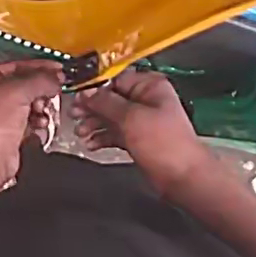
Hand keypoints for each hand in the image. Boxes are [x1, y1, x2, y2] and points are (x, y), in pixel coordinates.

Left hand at [0, 60, 63, 190]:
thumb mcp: (18, 92)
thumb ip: (40, 80)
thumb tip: (55, 78)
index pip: (17, 65)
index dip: (39, 66)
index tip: (57, 68)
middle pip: (26, 85)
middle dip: (41, 89)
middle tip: (53, 90)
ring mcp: (1, 116)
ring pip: (30, 104)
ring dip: (41, 107)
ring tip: (42, 110)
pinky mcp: (11, 133)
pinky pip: (31, 121)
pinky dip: (38, 121)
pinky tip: (40, 123)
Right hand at [72, 70, 212, 197]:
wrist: (182, 177)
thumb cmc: (161, 142)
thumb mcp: (131, 117)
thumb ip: (106, 102)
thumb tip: (85, 92)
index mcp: (150, 86)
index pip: (116, 79)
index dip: (94, 87)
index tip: (76, 95)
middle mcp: (145, 100)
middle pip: (110, 98)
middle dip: (91, 108)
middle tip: (73, 115)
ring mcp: (141, 121)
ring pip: (110, 117)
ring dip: (94, 124)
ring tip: (80, 133)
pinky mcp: (137, 139)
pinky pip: (114, 133)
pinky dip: (102, 137)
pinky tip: (91, 144)